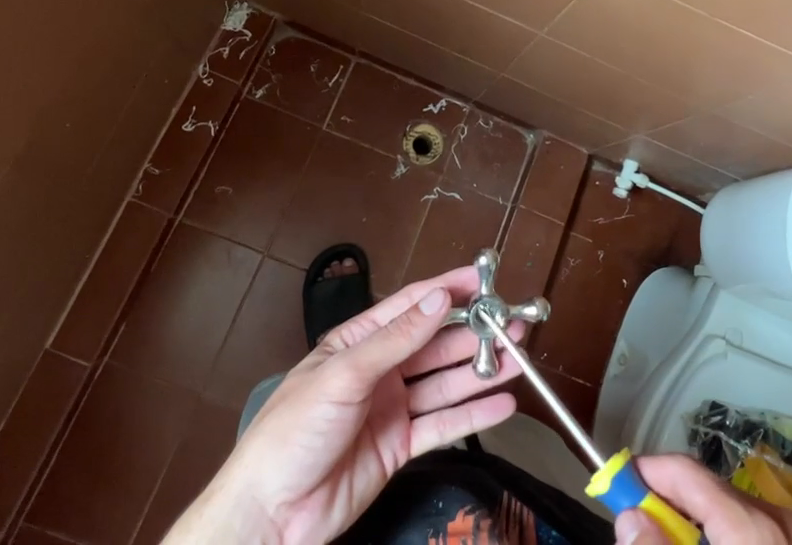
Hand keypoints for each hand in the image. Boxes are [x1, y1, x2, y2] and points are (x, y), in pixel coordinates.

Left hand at [167, 265, 521, 544]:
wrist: (272, 511)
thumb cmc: (293, 431)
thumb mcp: (344, 375)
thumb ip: (395, 340)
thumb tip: (438, 300)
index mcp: (357, 342)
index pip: (410, 307)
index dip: (447, 291)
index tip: (484, 279)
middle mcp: (379, 371)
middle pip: (434, 345)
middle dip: (474, 333)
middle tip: (514, 325)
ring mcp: (391, 409)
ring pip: (444, 383)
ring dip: (479, 372)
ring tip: (518, 361)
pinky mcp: (399, 447)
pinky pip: (443, 425)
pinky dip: (472, 415)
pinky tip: (501, 405)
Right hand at [612, 454, 791, 544]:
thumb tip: (629, 516)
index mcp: (751, 525)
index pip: (683, 471)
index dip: (642, 474)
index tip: (612, 490)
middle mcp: (780, 518)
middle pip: (707, 490)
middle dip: (668, 505)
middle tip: (642, 532)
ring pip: (733, 510)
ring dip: (699, 525)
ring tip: (678, 542)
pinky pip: (760, 529)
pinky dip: (731, 535)